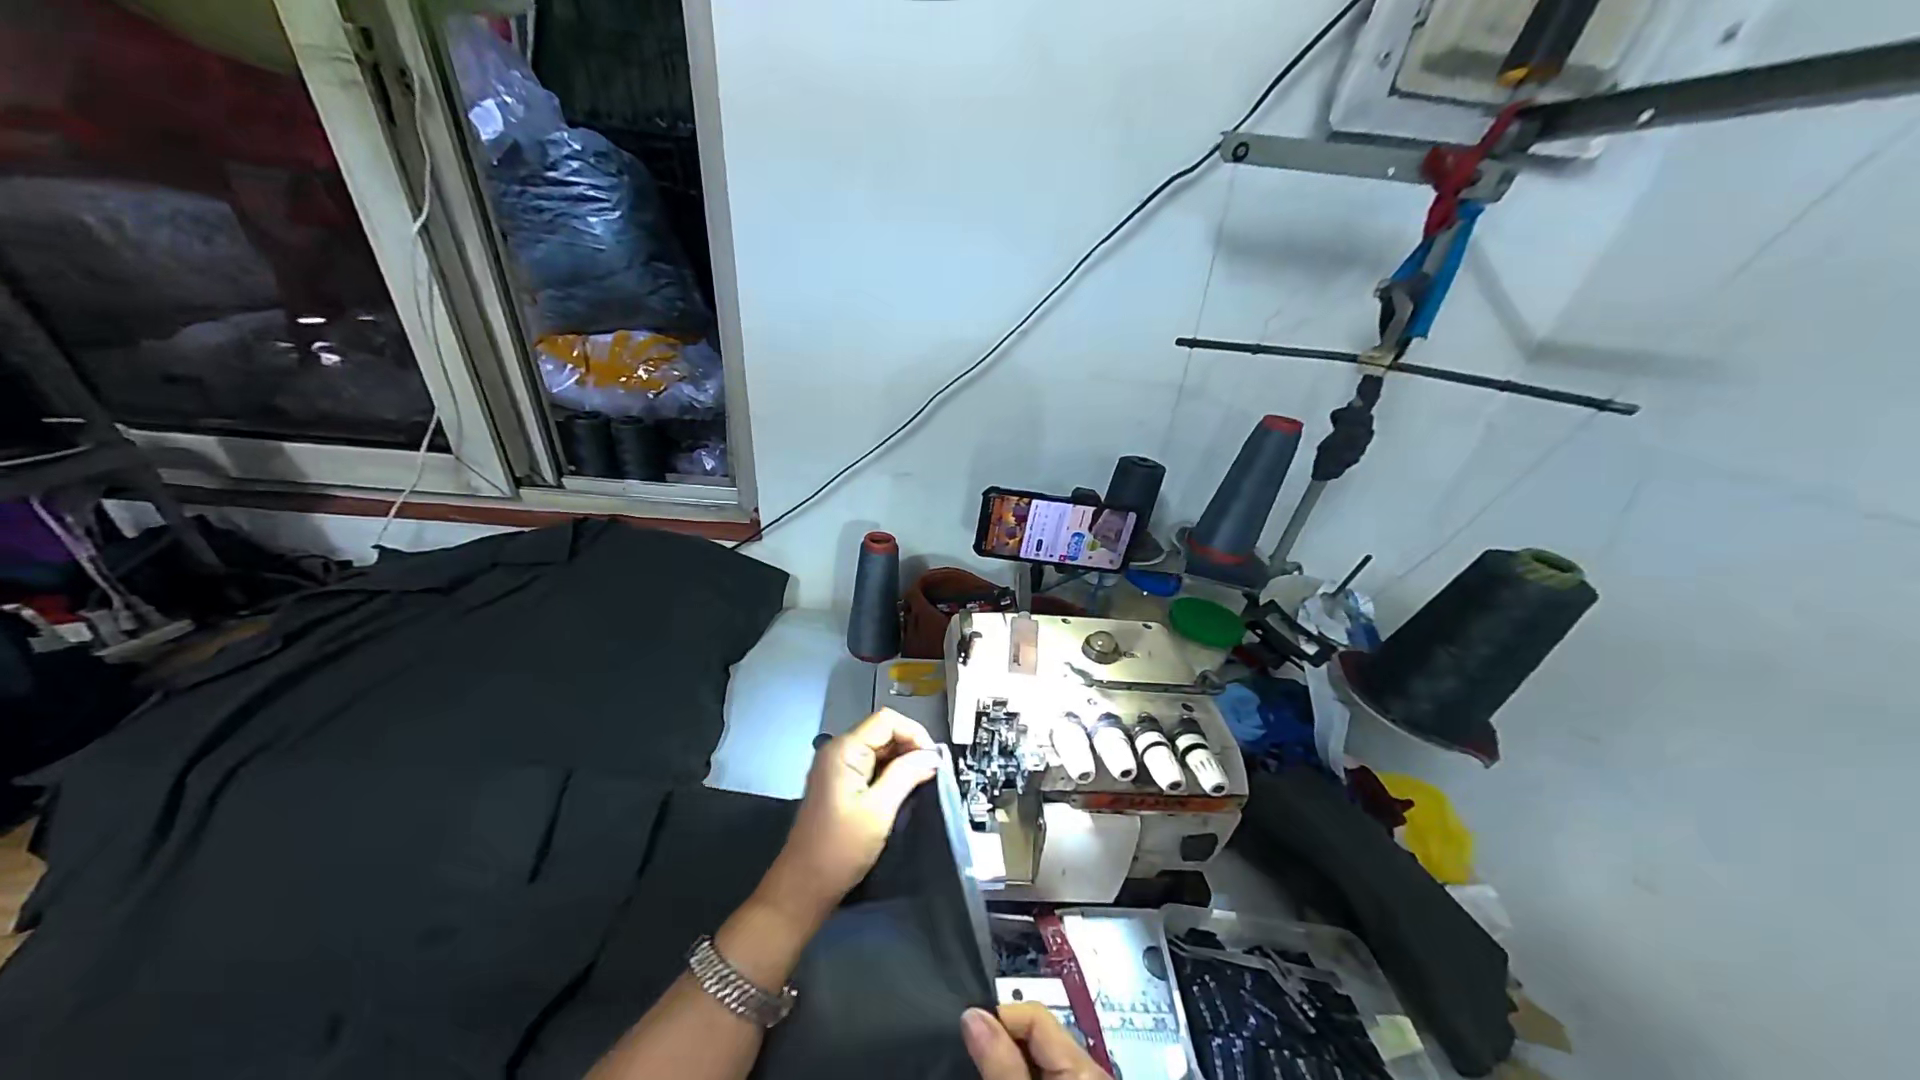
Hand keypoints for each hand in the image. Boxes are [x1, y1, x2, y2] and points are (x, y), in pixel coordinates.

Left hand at [761, 708, 939, 923]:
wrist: (804, 887)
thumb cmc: (839, 849)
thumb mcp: (879, 810)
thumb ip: (906, 775)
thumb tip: (933, 756)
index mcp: (844, 750)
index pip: (886, 720)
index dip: (914, 733)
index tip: (934, 760)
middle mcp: (838, 751)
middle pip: (883, 732)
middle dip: (911, 747)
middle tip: (932, 774)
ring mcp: (837, 767)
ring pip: (879, 749)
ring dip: (903, 761)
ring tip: (922, 783)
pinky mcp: (840, 784)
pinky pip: (871, 766)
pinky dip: (891, 773)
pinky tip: (903, 791)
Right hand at [962, 1005, 1110, 1079]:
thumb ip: (1002, 1063)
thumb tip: (971, 1014)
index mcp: (1083, 1063)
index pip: (1033, 1012)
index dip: (998, 1017)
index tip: (967, 1035)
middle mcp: (1087, 1069)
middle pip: (1034, 1033)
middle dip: (1001, 1040)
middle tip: (972, 1060)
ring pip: (1035, 1055)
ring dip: (1007, 1059)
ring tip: (981, 1069)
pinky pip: (1042, 1073)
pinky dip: (1019, 1074)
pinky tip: (998, 1079)